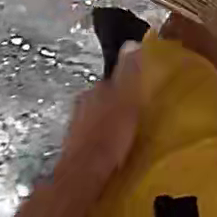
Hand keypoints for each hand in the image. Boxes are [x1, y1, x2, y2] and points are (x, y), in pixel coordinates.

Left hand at [58, 41, 146, 184]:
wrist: (84, 173)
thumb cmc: (110, 134)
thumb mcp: (127, 99)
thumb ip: (129, 72)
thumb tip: (132, 42)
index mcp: (95, 89)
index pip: (113, 79)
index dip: (128, 84)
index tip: (141, 92)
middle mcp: (82, 103)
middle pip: (104, 96)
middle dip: (118, 101)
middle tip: (137, 111)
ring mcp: (76, 125)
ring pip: (98, 115)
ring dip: (110, 119)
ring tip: (127, 129)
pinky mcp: (75, 145)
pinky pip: (93, 133)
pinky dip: (103, 135)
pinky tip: (113, 145)